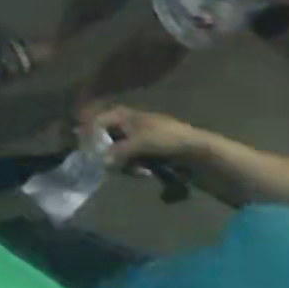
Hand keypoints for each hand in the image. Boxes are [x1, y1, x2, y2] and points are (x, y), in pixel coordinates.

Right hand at [81, 104, 205, 165]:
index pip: (94, 122)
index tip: (90, 153)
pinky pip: (128, 160)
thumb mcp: (138, 143)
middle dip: (109, 156)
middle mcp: (124, 124)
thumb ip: (116, 152)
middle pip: (103, 140)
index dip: (89, 137)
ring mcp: (134, 138)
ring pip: (116, 152)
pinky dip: (134, 167)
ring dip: (124, 164)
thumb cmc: (166, 139)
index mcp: (121, 114)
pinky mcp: (144, 151)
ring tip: (138, 172)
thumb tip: (99, 162)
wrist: (199, 149)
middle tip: (116, 167)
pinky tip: (145, 173)